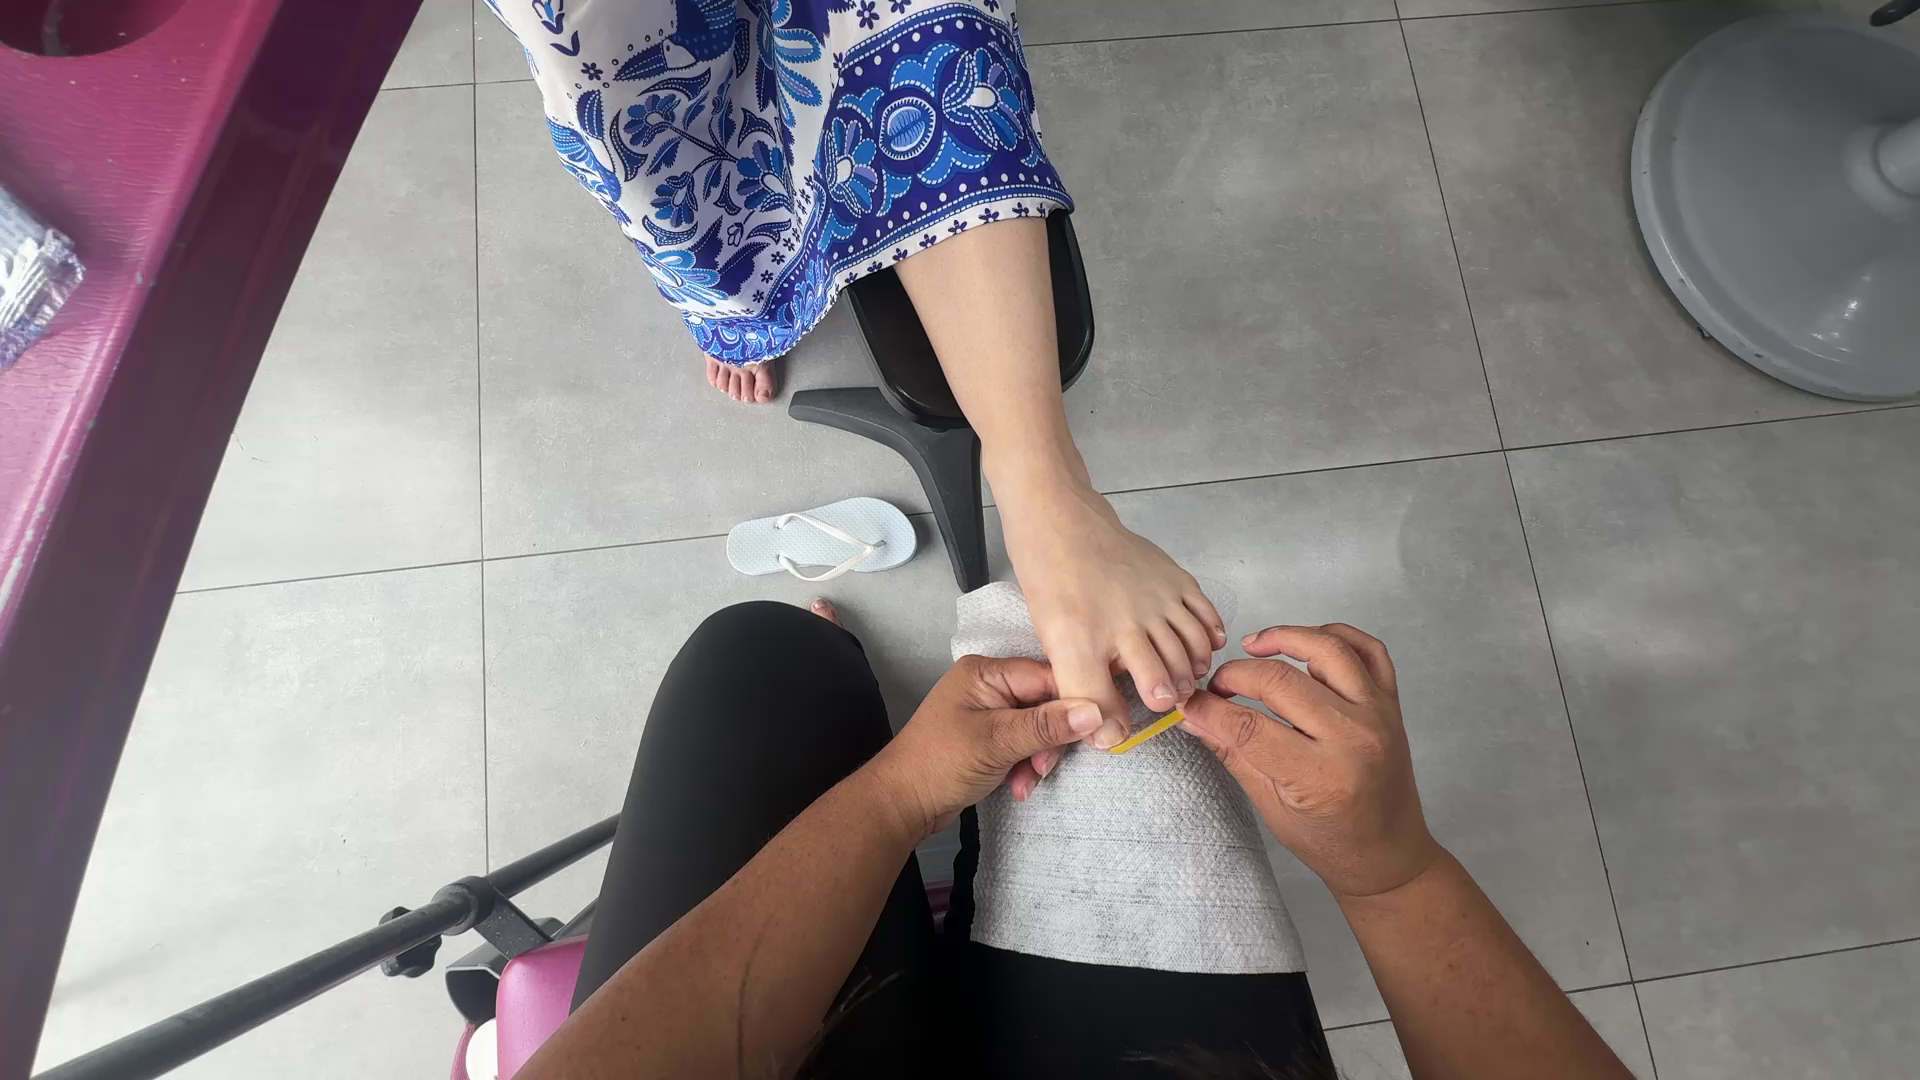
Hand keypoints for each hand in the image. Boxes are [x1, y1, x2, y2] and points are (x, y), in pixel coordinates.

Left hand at [866, 654, 1102, 835]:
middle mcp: (989, 685)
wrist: (902, 803)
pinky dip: (1026, 765)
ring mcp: (989, 712)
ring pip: (1038, 727)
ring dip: (1039, 757)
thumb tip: (1096, 711)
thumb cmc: (941, 763)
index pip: (1046, 676)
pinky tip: (1019, 786)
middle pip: (1045, 703)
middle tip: (1044, 765)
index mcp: (986, 672)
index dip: (1073, 702)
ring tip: (1027, 780)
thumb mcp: (997, 742)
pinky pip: (1024, 744)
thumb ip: (1046, 725)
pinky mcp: (990, 737)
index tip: (1096, 730)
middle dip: (1051, 738)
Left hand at [999, 480, 1224, 751]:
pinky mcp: (1172, 577)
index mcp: (1099, 640)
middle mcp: (1135, 620)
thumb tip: (1111, 739)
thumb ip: (1083, 691)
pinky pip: (1203, 611)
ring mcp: (1158, 596)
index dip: (1151, 705)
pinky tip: (1209, 645)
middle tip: (1176, 702)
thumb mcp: (1056, 643)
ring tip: (1189, 680)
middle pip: (1173, 668)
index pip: (1135, 689)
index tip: (1155, 713)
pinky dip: (1211, 632)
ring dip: (1195, 666)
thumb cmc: (1052, 583)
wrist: (1060, 524)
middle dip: (1178, 690)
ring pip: (1192, 643)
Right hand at [1180, 624, 1440, 898]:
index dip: (1207, 710)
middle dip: (1234, 675)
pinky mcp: (1390, 703)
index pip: (1247, 726)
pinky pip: (1368, 649)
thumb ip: (1231, 753)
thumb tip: (1192, 718)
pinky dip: (1336, 634)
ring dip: (1283, 638)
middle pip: (1279, 681)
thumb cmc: (1330, 840)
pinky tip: (1304, 642)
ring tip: (1252, 645)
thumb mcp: (1269, 806)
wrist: (1390, 854)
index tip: (1186, 703)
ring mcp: (1377, 715)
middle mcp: (1353, 739)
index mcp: (1320, 776)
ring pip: (1327, 650)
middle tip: (1215, 686)